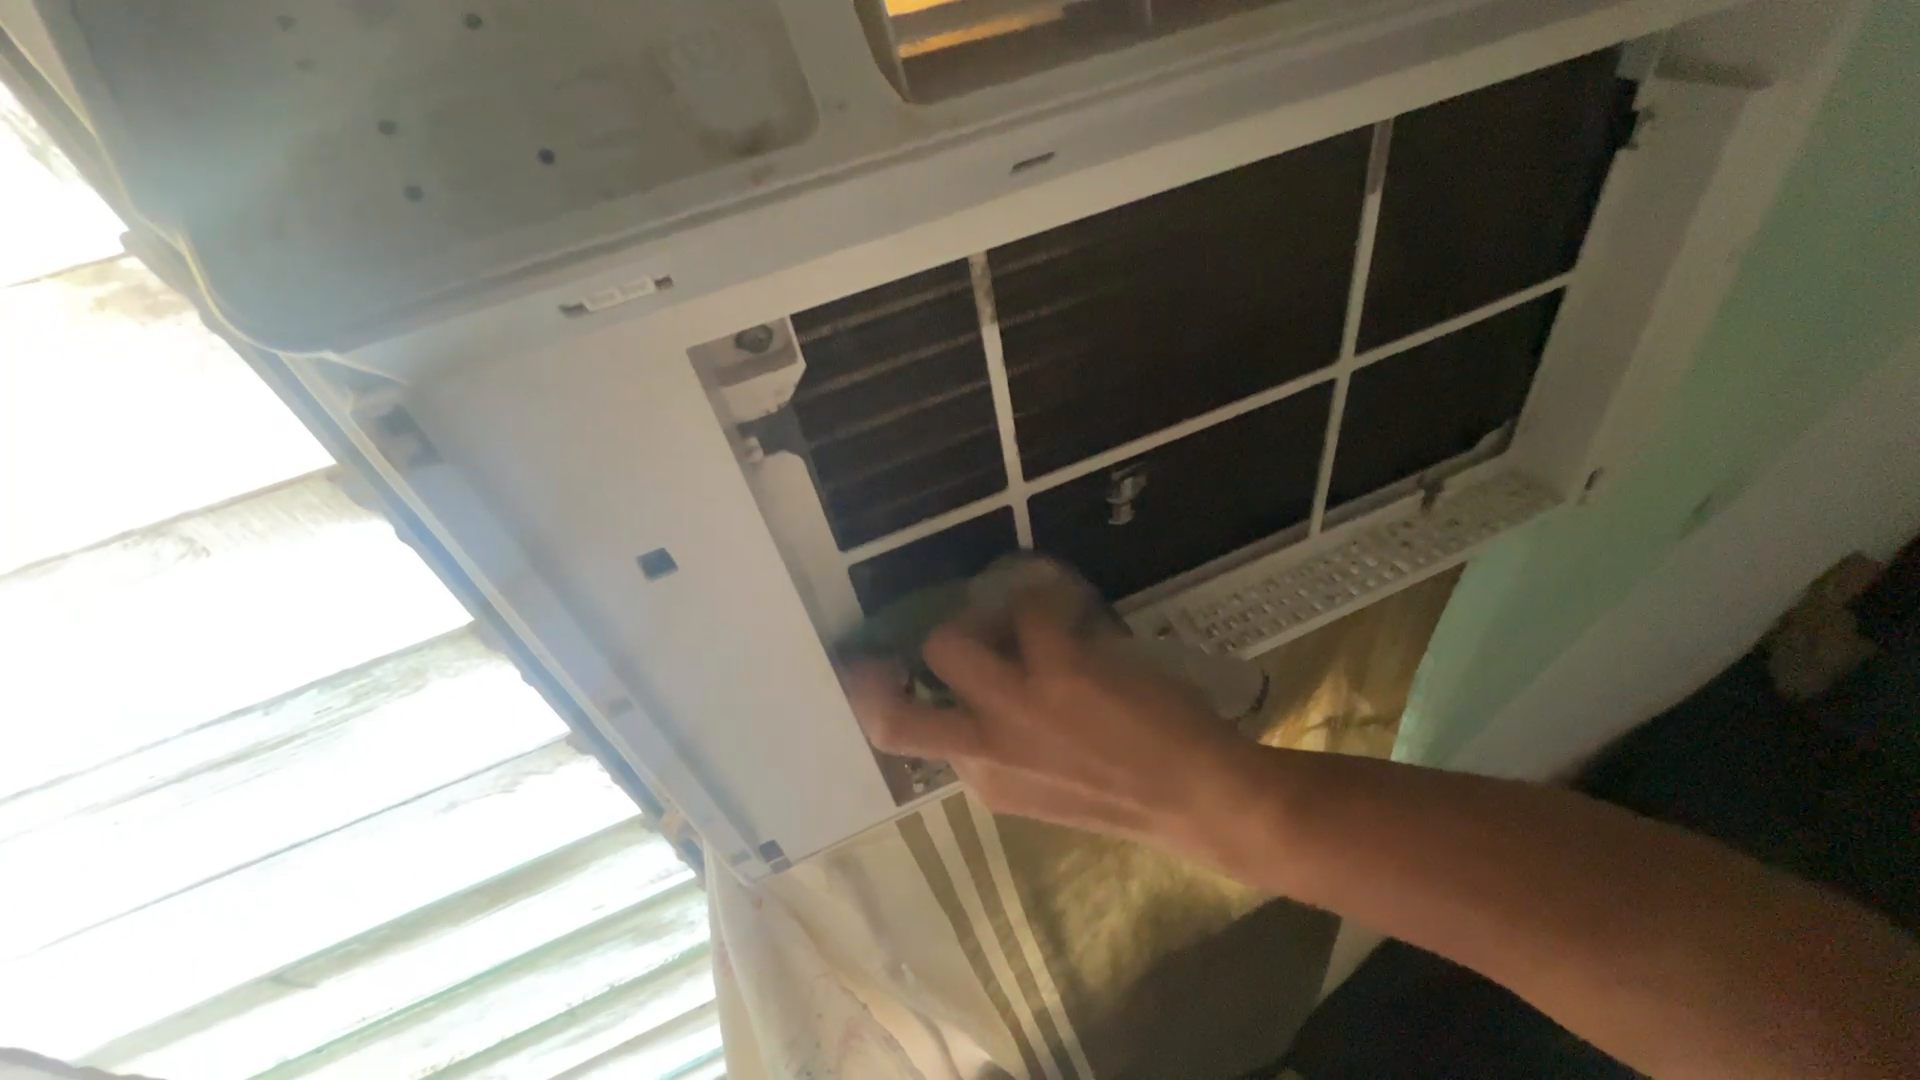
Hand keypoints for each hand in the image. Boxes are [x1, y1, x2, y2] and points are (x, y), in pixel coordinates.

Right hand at [842, 595, 1252, 843]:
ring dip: (975, 621)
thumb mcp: (1045, 786)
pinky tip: (1071, 609)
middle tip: (923, 638)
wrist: (1200, 797)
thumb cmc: (1130, 790)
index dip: (888, 698)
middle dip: (885, 669)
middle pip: (890, 708)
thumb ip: (1001, 750)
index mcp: (984, 782)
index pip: (905, 741)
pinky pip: (1026, 606)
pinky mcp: (1056, 667)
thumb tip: (978, 690)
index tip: (885, 674)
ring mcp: (1014, 706)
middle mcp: (984, 749)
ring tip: (1016, 619)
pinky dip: (1043, 599)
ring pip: (946, 640)